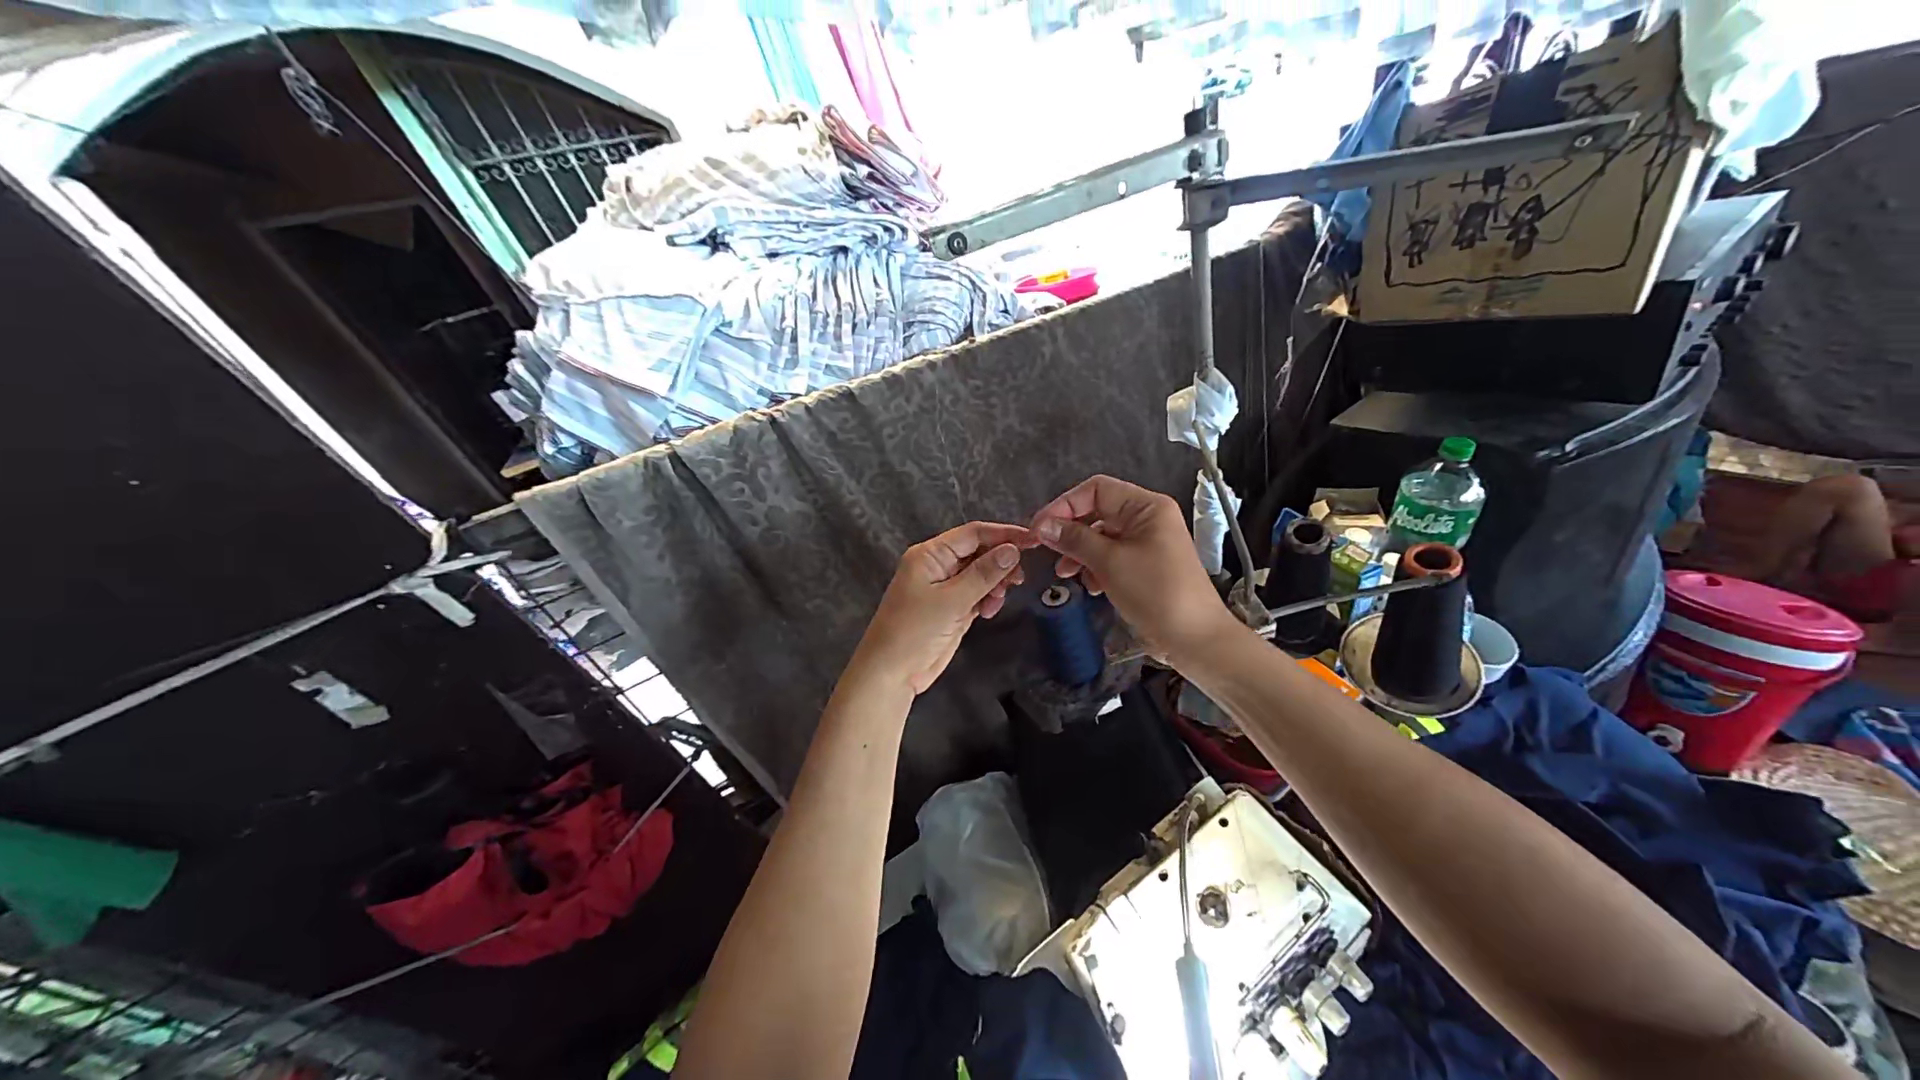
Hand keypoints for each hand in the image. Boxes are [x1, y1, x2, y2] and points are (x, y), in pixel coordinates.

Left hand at [844, 522, 1031, 695]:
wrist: (891, 672)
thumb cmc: (915, 631)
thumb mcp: (952, 600)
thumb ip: (984, 574)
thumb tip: (1013, 550)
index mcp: (930, 555)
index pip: (973, 534)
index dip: (1004, 534)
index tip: (1033, 539)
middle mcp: (937, 566)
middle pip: (978, 552)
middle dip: (1000, 562)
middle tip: (1019, 578)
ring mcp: (944, 588)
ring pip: (980, 574)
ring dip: (995, 583)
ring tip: (999, 599)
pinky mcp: (951, 608)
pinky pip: (976, 594)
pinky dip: (987, 599)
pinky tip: (989, 610)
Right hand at [1029, 475, 1237, 663]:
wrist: (1194, 637)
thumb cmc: (1155, 592)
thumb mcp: (1109, 562)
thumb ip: (1074, 540)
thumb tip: (1042, 526)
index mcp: (1146, 507)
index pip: (1096, 490)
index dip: (1064, 505)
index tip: (1039, 528)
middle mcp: (1147, 518)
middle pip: (1097, 512)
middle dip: (1070, 531)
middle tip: (1046, 550)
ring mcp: (1146, 543)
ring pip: (1101, 536)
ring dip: (1079, 552)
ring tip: (1065, 573)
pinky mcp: (1144, 566)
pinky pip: (1111, 556)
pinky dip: (1095, 567)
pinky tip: (1090, 585)